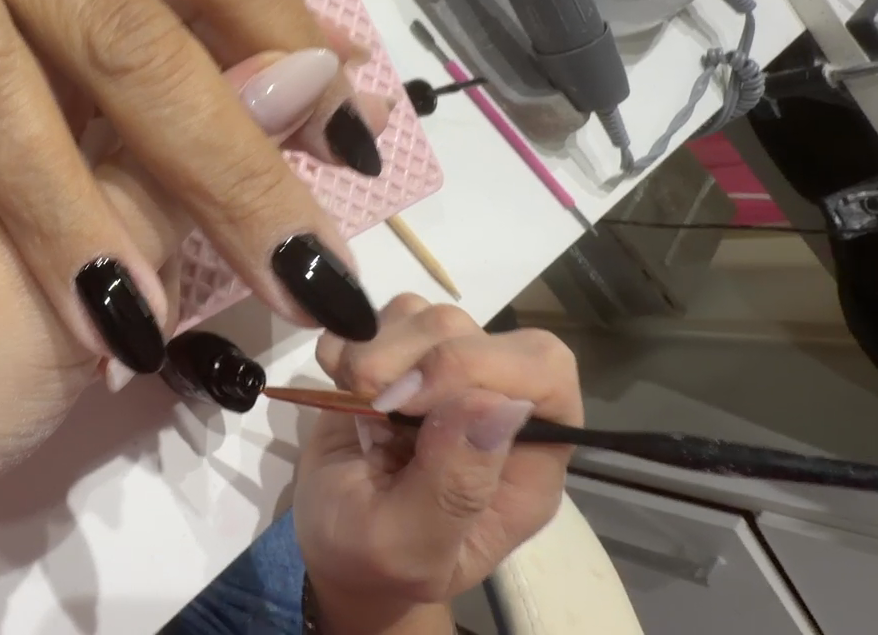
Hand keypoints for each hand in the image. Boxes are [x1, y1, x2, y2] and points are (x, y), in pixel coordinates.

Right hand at [293, 296, 580, 633]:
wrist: (333, 547)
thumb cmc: (377, 561)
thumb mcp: (410, 547)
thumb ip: (453, 486)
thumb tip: (492, 405)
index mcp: (524, 460)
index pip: (543, 372)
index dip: (480, 365)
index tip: (410, 401)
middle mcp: (490, 407)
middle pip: (473, 331)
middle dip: (408, 356)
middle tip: (368, 403)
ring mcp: (439, 377)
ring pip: (423, 315)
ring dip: (372, 350)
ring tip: (352, 400)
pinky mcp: (391, 359)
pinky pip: (376, 317)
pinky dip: (345, 342)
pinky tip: (337, 383)